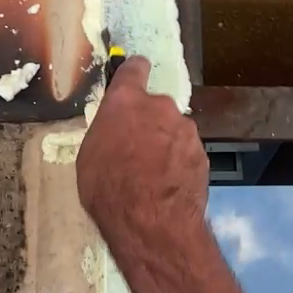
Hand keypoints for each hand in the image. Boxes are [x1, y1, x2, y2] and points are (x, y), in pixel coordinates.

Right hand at [76, 56, 209, 254]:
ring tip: (153, 177)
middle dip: (148, 123)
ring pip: (173, 131)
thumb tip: (116, 130)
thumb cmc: (108, 189)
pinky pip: (186, 153)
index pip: (134, 69)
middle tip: (136, 151)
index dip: (134, 71)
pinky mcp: (203, 153)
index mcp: (126, 102)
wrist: (152, 223)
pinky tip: (169, 187)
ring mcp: (186, 130)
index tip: (136, 72)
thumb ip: (107, 132)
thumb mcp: (90, 157)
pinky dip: (179, 164)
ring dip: (165, 145)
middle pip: (155, 107)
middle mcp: (160, 107)